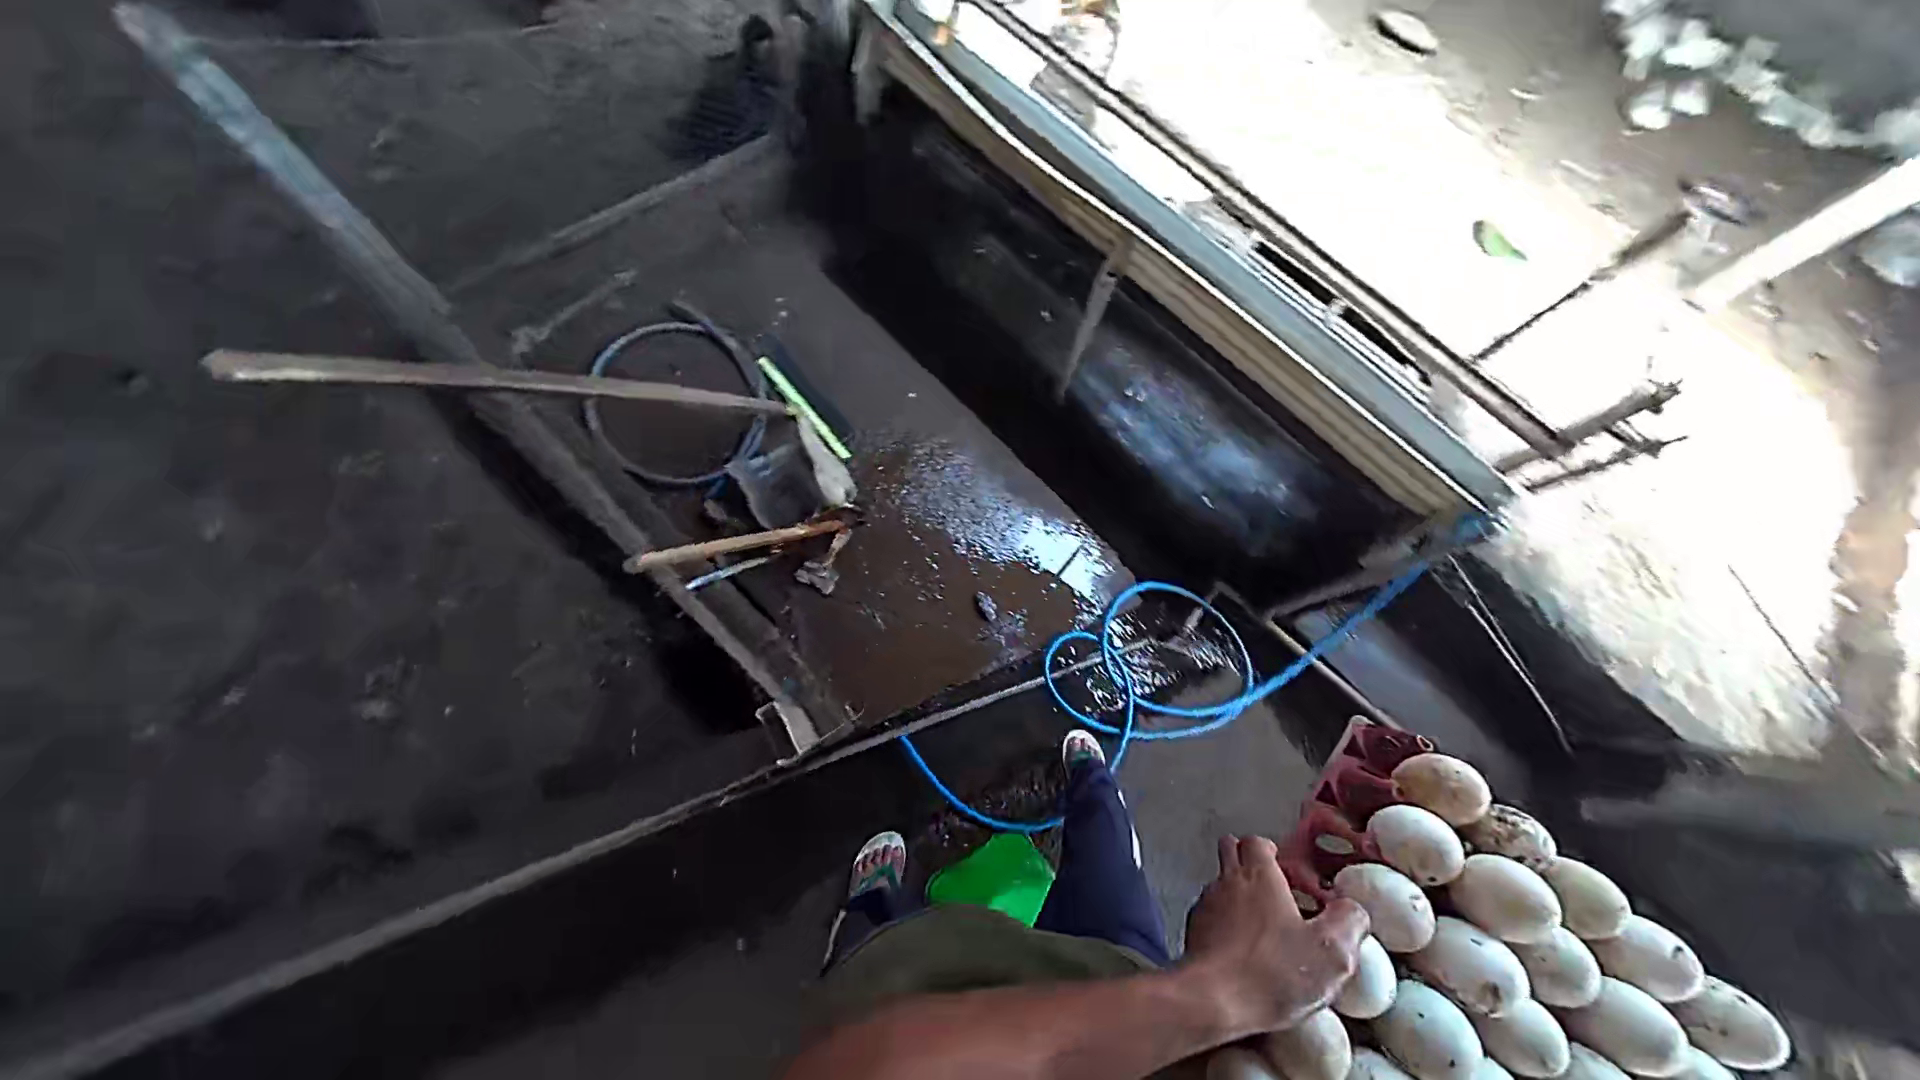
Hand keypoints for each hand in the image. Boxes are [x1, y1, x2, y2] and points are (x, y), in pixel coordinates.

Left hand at [1179, 834, 1369, 1038]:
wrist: (1214, 997)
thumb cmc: (1272, 971)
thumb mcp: (1331, 952)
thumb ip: (1348, 922)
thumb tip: (1352, 909)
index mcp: (1258, 875)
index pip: (1257, 841)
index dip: (1271, 851)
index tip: (1288, 870)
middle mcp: (1227, 880)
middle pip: (1231, 850)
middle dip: (1248, 859)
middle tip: (1272, 887)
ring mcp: (1206, 902)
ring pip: (1219, 881)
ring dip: (1236, 892)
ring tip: (1260, 923)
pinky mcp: (1194, 928)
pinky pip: (1209, 912)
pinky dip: (1223, 920)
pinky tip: (1241, 947)